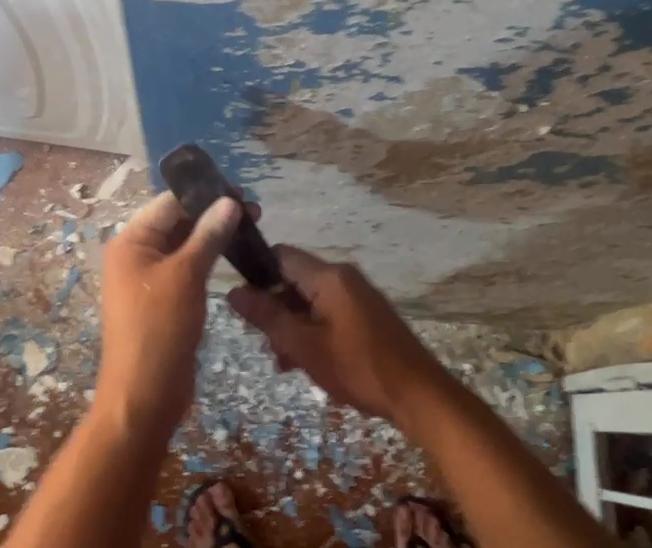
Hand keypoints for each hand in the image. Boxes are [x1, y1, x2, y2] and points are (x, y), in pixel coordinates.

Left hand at [95, 192, 242, 437]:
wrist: (144, 396)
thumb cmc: (159, 328)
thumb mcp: (186, 276)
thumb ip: (208, 235)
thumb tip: (230, 202)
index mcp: (131, 241)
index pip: (170, 202)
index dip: (204, 194)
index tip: (242, 192)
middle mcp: (135, 254)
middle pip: (177, 221)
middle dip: (213, 214)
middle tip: (255, 212)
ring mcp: (149, 278)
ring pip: (185, 245)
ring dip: (214, 236)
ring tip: (252, 229)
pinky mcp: (163, 299)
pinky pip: (187, 268)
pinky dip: (208, 259)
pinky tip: (235, 256)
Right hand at [227, 246, 451, 424]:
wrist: (419, 395)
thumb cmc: (358, 368)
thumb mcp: (304, 346)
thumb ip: (268, 317)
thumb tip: (232, 292)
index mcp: (328, 276)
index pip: (280, 256)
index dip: (257, 276)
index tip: (245, 307)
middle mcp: (344, 276)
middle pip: (295, 280)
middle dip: (276, 310)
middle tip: (268, 346)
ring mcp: (359, 295)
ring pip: (311, 300)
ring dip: (294, 326)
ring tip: (287, 363)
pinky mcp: (368, 315)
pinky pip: (330, 312)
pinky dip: (314, 331)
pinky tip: (310, 363)